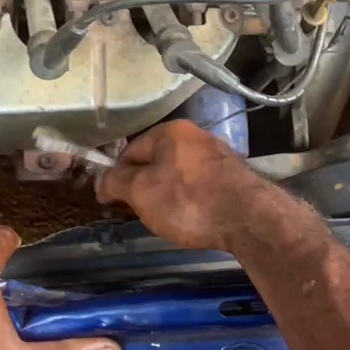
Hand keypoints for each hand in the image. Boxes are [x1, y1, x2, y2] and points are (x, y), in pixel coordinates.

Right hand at [96, 120, 310, 252]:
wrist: (248, 217)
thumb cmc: (188, 200)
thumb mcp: (141, 192)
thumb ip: (116, 182)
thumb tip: (100, 180)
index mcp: (170, 131)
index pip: (130, 151)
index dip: (118, 177)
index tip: (114, 202)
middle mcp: (195, 135)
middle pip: (156, 162)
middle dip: (145, 186)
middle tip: (142, 213)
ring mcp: (217, 154)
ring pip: (179, 174)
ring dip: (169, 195)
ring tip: (169, 219)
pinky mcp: (233, 176)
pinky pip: (200, 185)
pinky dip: (192, 200)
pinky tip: (194, 217)